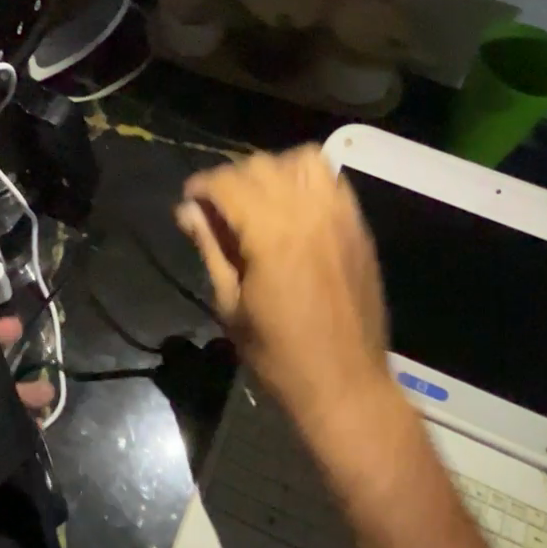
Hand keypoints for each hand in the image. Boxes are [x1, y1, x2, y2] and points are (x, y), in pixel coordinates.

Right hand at [176, 147, 388, 424]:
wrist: (347, 386)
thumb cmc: (280, 357)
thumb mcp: (231, 306)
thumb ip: (211, 248)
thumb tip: (188, 211)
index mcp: (270, 234)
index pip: (227, 183)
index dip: (201, 186)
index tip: (190, 201)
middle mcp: (307, 212)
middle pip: (260, 165)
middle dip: (232, 179)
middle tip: (219, 209)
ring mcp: (339, 215)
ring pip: (299, 161)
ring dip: (272, 171)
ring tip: (259, 200)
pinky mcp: (358, 225)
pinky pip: (331, 179)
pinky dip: (307, 179)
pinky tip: (293, 205)